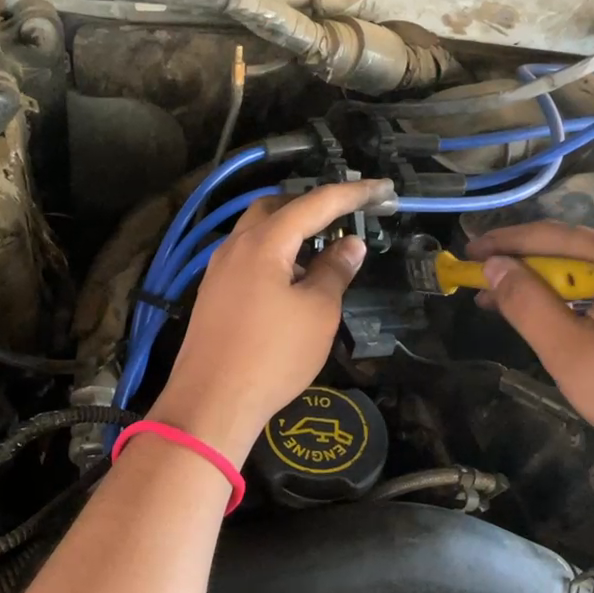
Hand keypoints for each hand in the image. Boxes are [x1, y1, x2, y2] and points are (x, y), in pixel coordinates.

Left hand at [148, 180, 377, 461]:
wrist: (211, 403)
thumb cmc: (272, 356)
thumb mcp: (317, 313)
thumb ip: (334, 271)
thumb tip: (349, 245)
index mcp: (262, 242)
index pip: (314, 203)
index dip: (352, 193)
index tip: (382, 189)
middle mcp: (234, 246)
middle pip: (275, 208)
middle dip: (313, 206)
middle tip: (347, 216)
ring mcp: (218, 271)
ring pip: (257, 234)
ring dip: (291, 233)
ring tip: (323, 252)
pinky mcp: (213, 296)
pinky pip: (247, 259)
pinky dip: (274, 256)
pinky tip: (292, 281)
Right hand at [466, 222, 593, 470]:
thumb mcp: (571, 354)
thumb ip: (528, 305)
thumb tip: (495, 266)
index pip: (554, 236)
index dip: (504, 244)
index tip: (467, 254)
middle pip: (582, 253)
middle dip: (532, 272)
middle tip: (489, 295)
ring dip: (563, 289)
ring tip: (529, 315)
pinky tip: (581, 326)